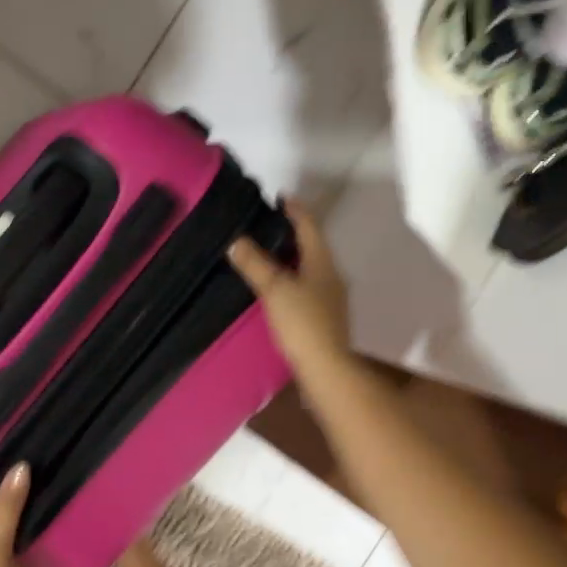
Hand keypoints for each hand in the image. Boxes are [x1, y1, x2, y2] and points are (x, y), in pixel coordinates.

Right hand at [227, 201, 351, 376]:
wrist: (326, 368)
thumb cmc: (303, 324)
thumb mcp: (275, 289)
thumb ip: (255, 263)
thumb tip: (235, 240)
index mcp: (322, 262)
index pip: (309, 226)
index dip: (295, 210)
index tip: (279, 197)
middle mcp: (331, 274)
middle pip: (312, 245)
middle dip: (292, 232)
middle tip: (266, 223)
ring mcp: (330, 297)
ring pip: (310, 266)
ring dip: (292, 256)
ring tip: (267, 251)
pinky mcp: (324, 316)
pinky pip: (307, 285)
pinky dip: (292, 277)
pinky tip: (277, 286)